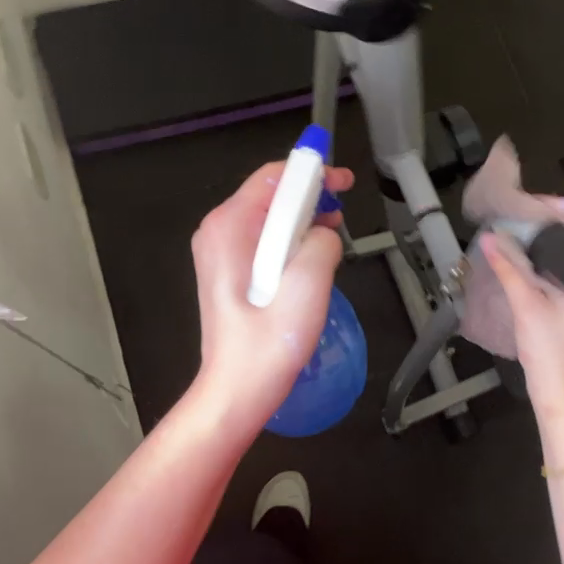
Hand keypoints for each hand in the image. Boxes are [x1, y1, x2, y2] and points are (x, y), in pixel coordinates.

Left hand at [187, 161, 355, 433]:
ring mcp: (220, 253)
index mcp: (229, 228)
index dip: (312, 173)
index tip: (344, 183)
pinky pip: (264, 242)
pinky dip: (290, 242)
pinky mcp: (228, 272)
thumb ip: (321, 245)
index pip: (272, 178)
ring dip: (303, 222)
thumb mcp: (307, 289)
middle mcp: (218, 232)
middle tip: (343, 213)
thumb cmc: (268, 345)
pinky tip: (312, 261)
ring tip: (332, 237)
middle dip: (309, 197)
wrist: (238, 391)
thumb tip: (324, 233)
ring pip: (269, 219)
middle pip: (269, 195)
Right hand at [480, 198, 563, 414]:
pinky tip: (531, 257)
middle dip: (559, 223)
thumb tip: (490, 239)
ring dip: (555, 242)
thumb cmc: (551, 352)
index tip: (541, 202)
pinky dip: (554, 261)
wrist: (561, 394)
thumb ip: (510, 270)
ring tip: (526, 228)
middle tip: (528, 212)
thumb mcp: (527, 306)